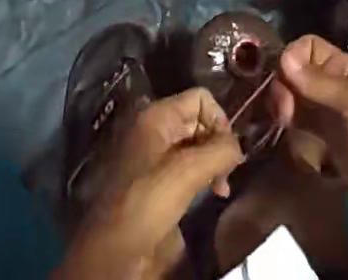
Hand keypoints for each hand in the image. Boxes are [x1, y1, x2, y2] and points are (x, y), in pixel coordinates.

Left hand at [54, 87, 244, 279]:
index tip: (228, 152)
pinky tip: (204, 194)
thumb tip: (239, 146)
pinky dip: (196, 175)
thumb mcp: (189, 172)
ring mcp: (147, 152)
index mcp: (156, 115)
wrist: (109, 250)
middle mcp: (151, 127)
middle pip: (197, 121)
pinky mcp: (147, 178)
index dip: (220, 120)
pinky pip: (180, 164)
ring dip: (209, 163)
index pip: (201, 98)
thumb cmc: (147, 201)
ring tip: (219, 190)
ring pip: (191, 145)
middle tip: (226, 177)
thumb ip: (221, 151)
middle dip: (217, 145)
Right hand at [268, 35, 347, 238]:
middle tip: (285, 115)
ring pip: (294, 105)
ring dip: (289, 118)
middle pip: (296, 76)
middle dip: (285, 92)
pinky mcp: (326, 145)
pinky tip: (307, 156)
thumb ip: (319, 81)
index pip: (308, 48)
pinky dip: (297, 141)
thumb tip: (284, 58)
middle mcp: (336, 86)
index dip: (292, 60)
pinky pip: (300, 132)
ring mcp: (330, 116)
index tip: (285, 83)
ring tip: (295, 135)